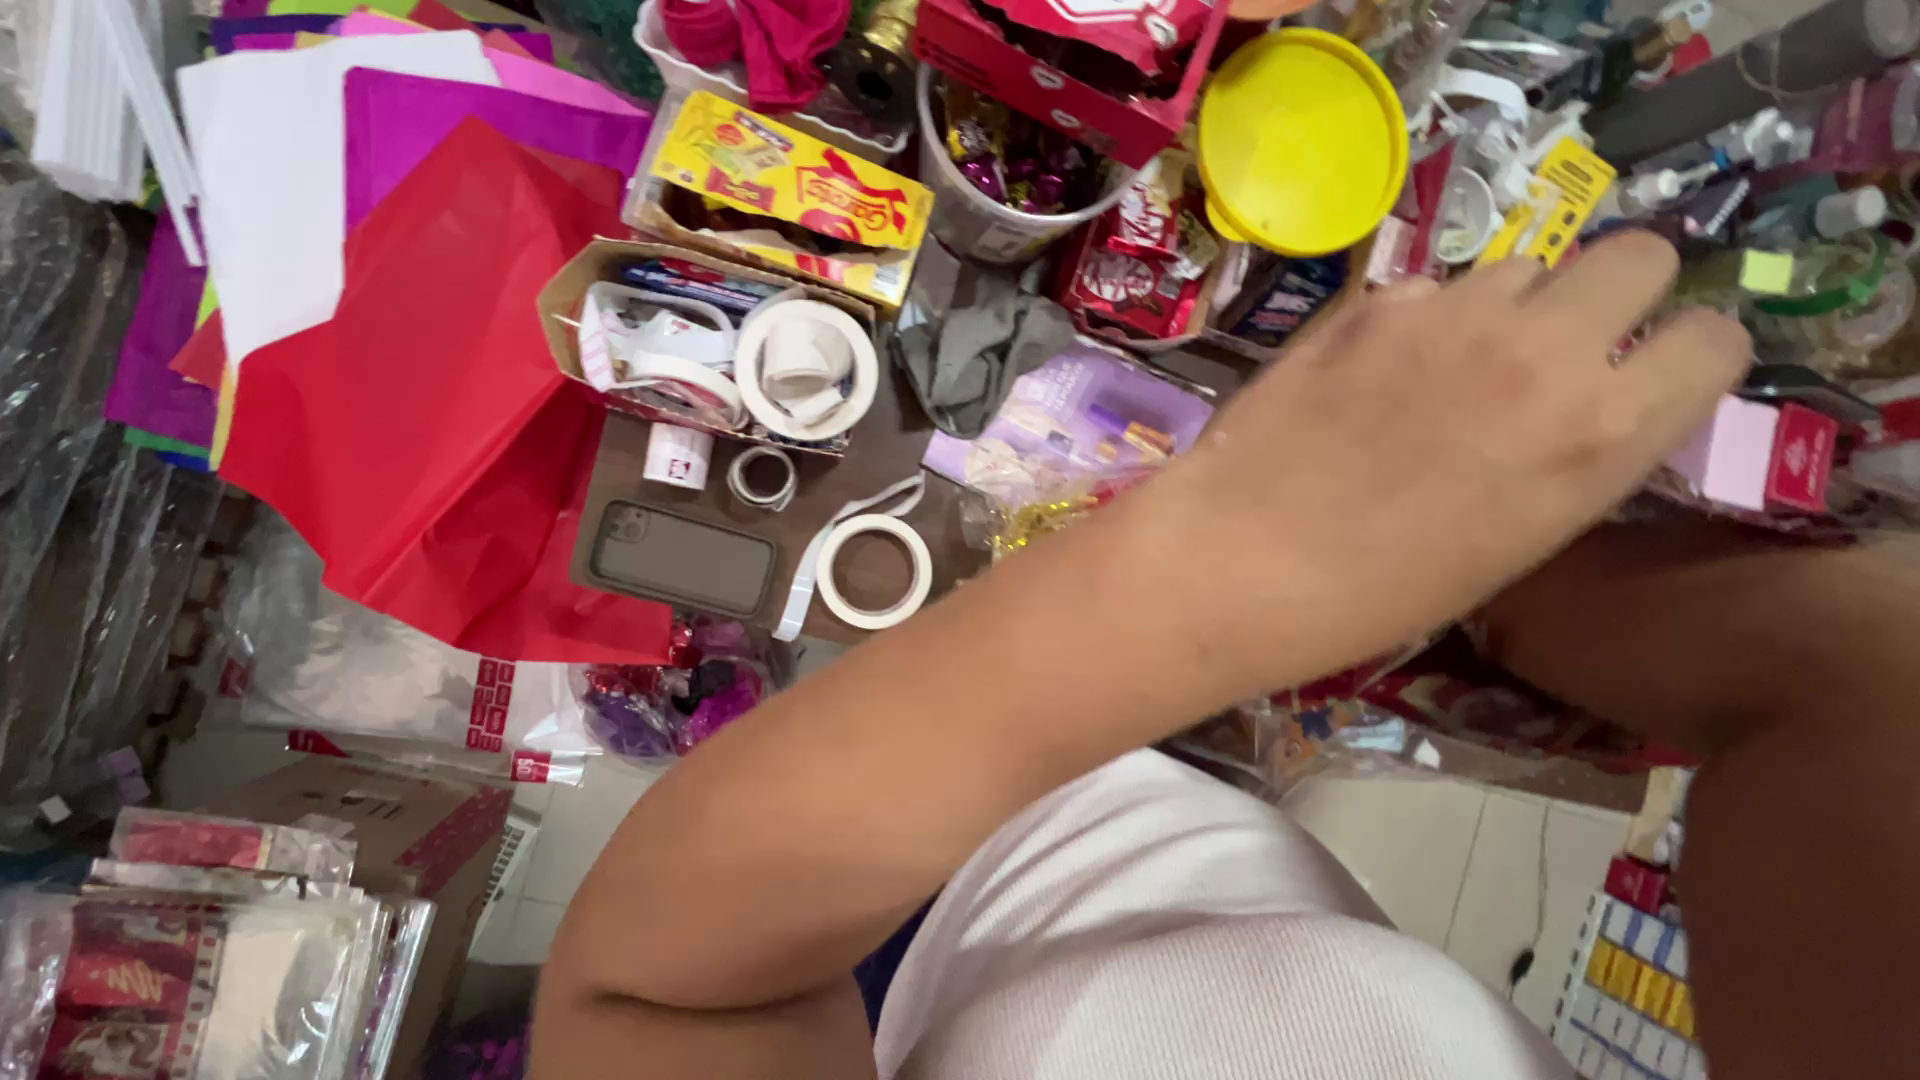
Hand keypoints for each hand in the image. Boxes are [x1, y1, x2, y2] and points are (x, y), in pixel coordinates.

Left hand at [1135, 230, 1750, 694]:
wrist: (1247, 559)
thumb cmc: (1376, 591)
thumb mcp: (1514, 541)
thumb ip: (1568, 455)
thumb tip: (1573, 406)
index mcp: (1606, 431)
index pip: (1711, 338)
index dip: (1671, 356)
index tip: (1634, 376)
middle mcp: (1545, 351)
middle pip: (1635, 257)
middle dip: (1605, 296)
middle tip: (1546, 347)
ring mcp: (1451, 316)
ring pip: (1520, 266)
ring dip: (1501, 305)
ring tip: (1442, 366)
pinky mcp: (1368, 306)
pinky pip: (1424, 289)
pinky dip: (1414, 319)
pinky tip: (1366, 371)